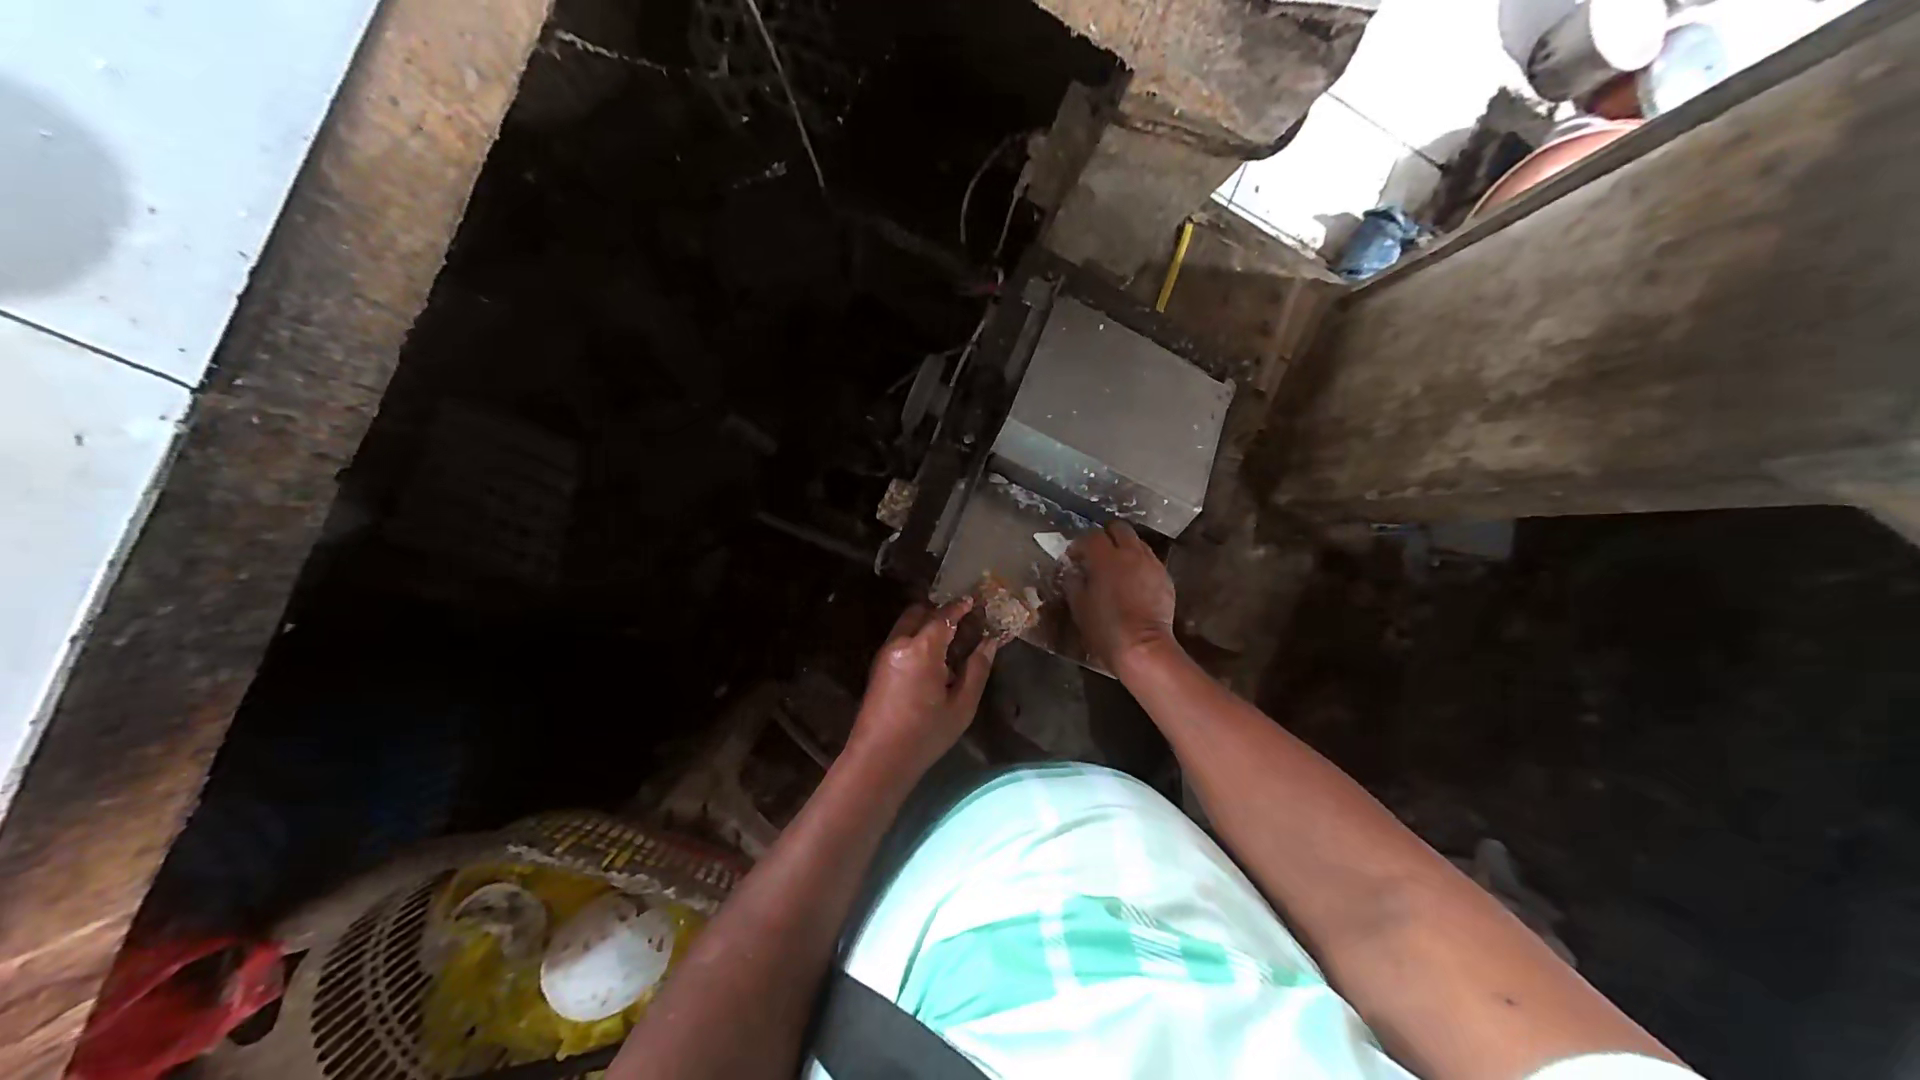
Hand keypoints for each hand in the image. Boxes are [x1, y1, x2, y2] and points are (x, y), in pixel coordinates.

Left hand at [849, 598, 997, 773]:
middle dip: (941, 610)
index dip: (961, 606)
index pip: (944, 615)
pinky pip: (900, 638)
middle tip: (963, 620)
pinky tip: (933, 656)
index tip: (975, 601)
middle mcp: (899, 643)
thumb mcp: (962, 706)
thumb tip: (990, 642)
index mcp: (921, 649)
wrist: (878, 759)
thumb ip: (977, 668)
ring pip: (907, 623)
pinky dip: (916, 635)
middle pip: (920, 611)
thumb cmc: (925, 735)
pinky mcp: (878, 666)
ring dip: (927, 622)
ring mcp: (885, 654)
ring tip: (950, 638)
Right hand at [1063, 522, 1178, 673]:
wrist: (1142, 647)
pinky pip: (1150, 560)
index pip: (1091, 536)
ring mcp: (1151, 564)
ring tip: (1117, 566)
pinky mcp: (1165, 577)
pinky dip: (1139, 564)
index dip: (1080, 544)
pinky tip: (1133, 581)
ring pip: (1138, 542)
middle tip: (1098, 553)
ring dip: (1125, 548)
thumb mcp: (1079, 606)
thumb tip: (1073, 570)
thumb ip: (1074, 581)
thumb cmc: (1105, 628)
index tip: (1074, 557)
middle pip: (1119, 528)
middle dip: (1107, 536)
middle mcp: (1130, 554)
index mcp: (1105, 558)